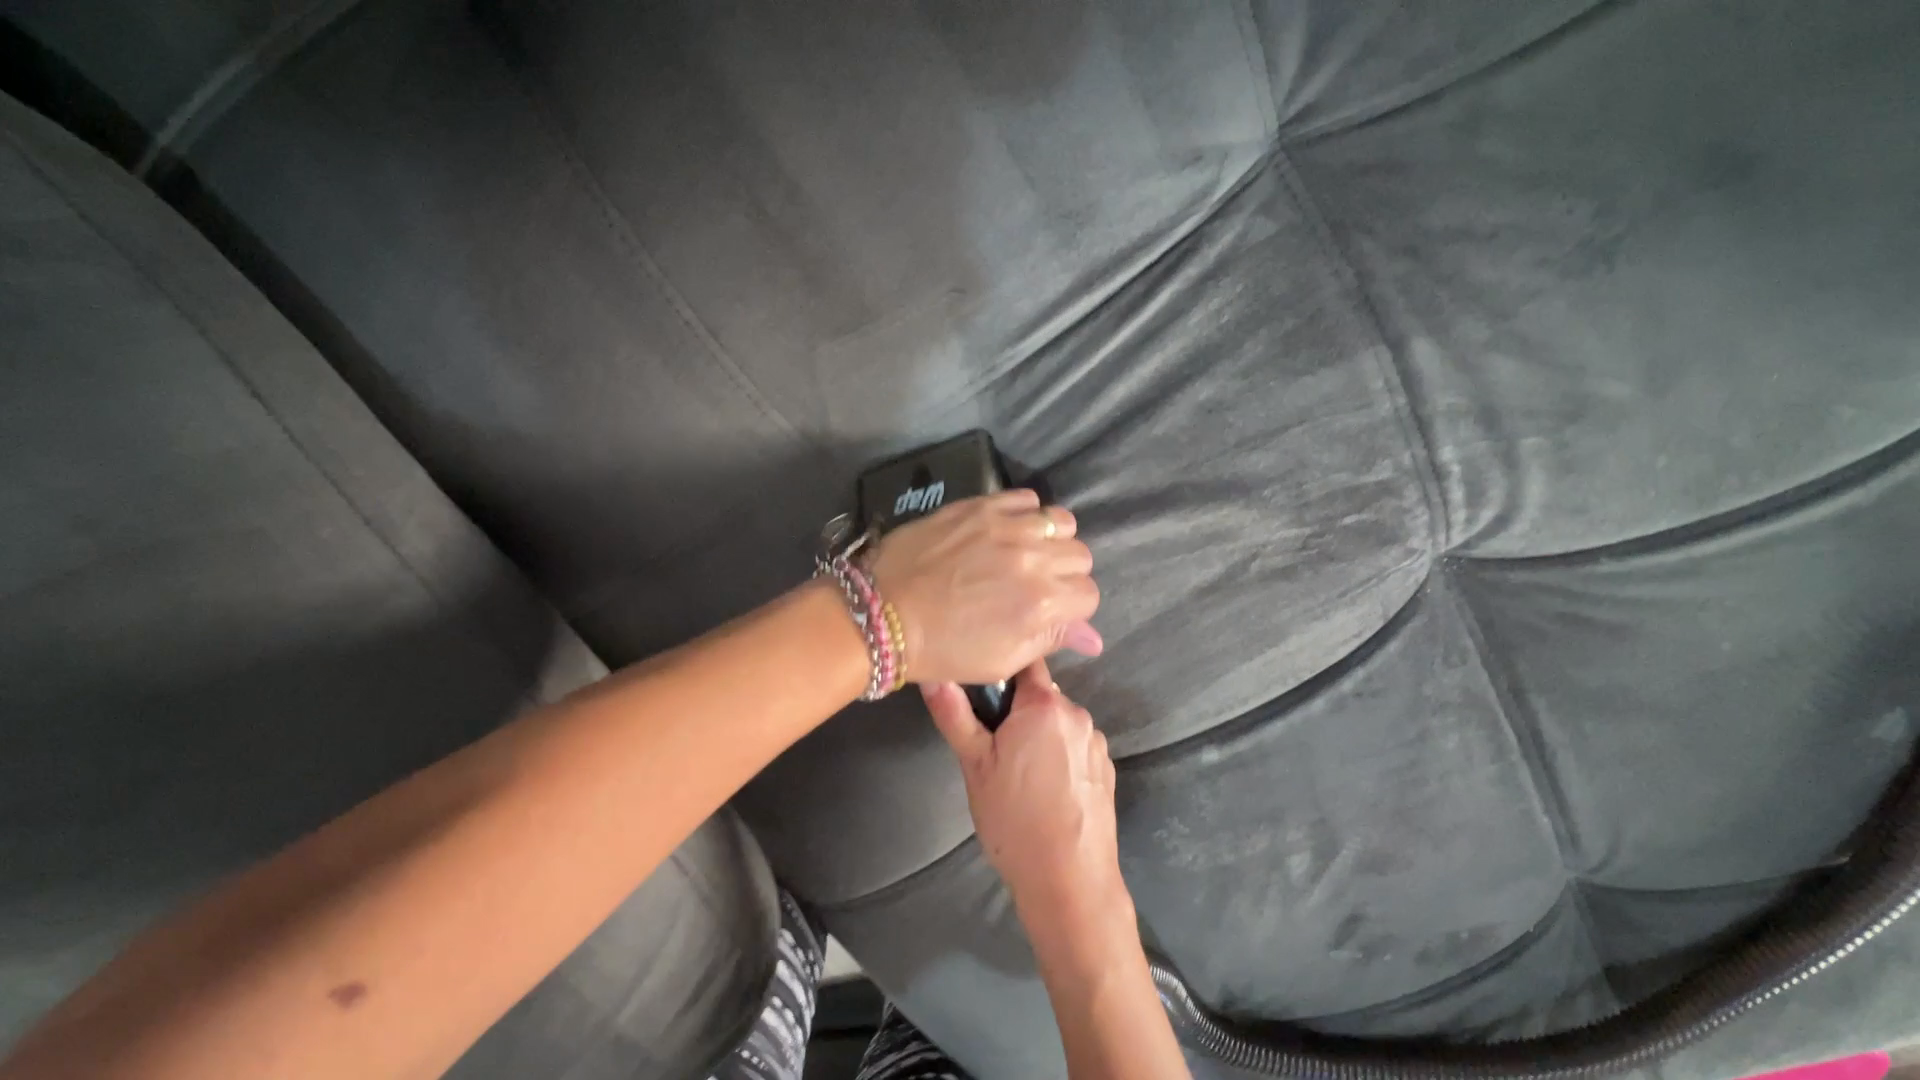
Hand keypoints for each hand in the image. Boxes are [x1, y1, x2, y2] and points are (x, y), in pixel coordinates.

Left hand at [868, 490, 1102, 685]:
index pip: (1089, 595)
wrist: (880, 614)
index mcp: (1043, 603)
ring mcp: (1007, 526)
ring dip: (1051, 538)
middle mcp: (1034, 558)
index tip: (1051, 612)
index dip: (1072, 608)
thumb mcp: (1002, 660)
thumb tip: (1093, 638)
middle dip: (1065, 573)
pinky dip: (1025, 512)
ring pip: (1060, 520)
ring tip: (1026, 552)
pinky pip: (1025, 497)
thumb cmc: (941, 649)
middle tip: (1036, 584)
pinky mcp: (980, 506)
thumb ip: (1051, 640)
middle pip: (1079, 556)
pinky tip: (1007, 529)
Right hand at [922, 663, 1125, 921]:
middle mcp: (1077, 714)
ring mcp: (1096, 743)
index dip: (1001, 672)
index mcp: (1044, 705)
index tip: (981, 692)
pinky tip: (1045, 794)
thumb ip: (954, 715)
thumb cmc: (1015, 820)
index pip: (1024, 663)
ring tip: (1017, 777)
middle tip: (991, 749)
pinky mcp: (1106, 770)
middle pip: (1040, 696)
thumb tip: (932, 674)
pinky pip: (1075, 750)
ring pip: (1057, 725)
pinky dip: (1059, 760)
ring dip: (1039, 737)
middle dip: (1016, 713)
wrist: (1070, 882)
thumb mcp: (974, 766)